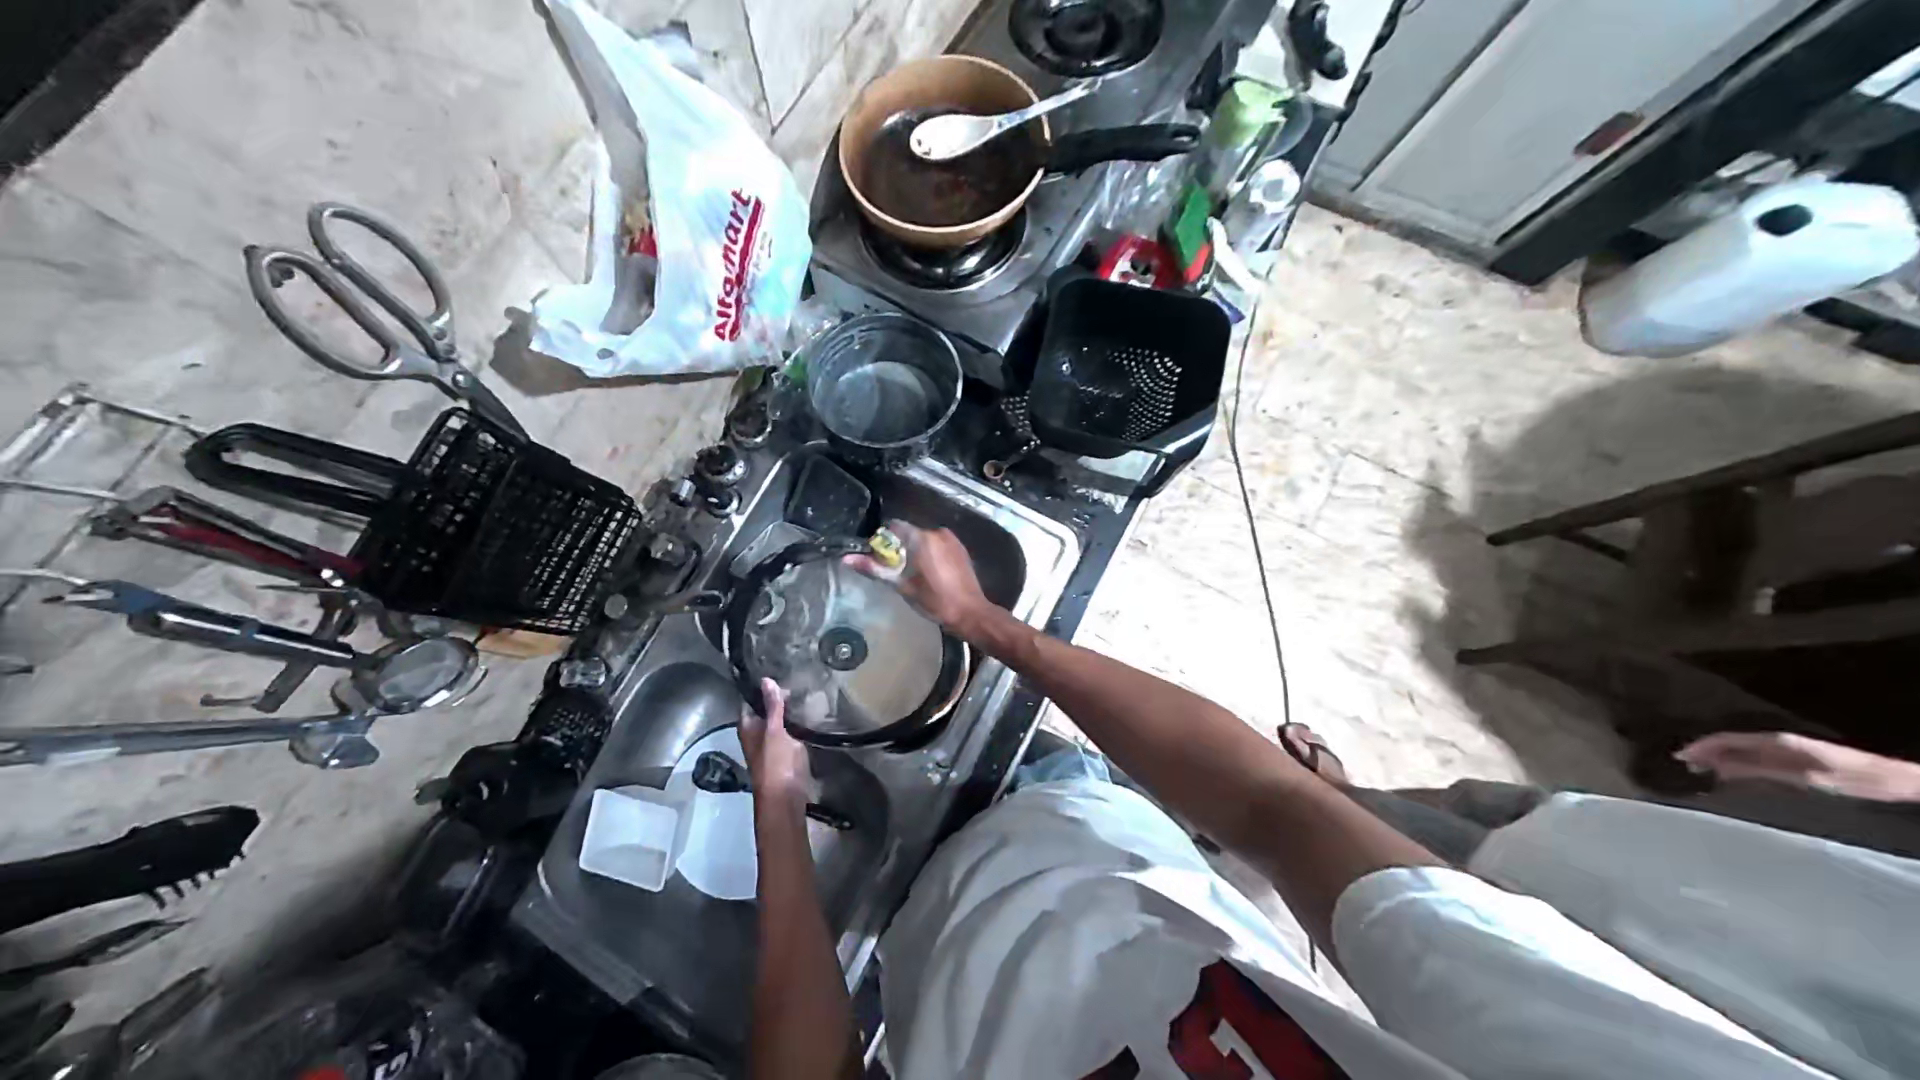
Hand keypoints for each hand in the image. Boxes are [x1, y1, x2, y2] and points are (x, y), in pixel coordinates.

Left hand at [740, 678, 811, 804]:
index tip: (778, 669)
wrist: (785, 797)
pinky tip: (812, 710)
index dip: (763, 686)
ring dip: (791, 708)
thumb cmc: (775, 763)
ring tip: (808, 688)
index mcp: (748, 726)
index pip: (751, 699)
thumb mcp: (773, 730)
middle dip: (780, 696)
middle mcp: (757, 732)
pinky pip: (792, 729)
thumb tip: (765, 679)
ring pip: (780, 718)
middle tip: (799, 677)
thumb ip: (772, 706)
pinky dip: (799, 721)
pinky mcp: (787, 750)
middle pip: (766, 708)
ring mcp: (772, 741)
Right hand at [844, 521, 994, 634]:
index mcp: (923, 538)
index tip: (881, 557)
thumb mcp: (902, 586)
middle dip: (900, 548)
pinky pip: (937, 545)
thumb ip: (875, 569)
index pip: (894, 527)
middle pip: (909, 533)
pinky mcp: (960, 548)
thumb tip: (847, 559)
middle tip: (895, 570)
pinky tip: (930, 573)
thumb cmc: (934, 601)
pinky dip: (930, 554)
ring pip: (924, 539)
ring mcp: (951, 539)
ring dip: (915, 551)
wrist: (970, 612)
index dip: (884, 540)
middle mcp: (937, 532)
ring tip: (913, 574)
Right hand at [1675, 731, 1919, 802]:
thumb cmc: (1850, 780)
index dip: (1701, 746)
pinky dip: (1737, 764)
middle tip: (1686, 766)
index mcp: (1774, 741)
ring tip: (1704, 771)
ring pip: (1742, 750)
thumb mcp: (1804, 778)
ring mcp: (1786, 750)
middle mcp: (1776, 742)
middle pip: (1731, 743)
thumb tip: (1715, 765)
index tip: (1680, 756)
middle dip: (1706, 752)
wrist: (1895, 781)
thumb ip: (1758, 770)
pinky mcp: (1795, 760)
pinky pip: (1755, 758)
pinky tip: (1733, 775)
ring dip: (1720, 759)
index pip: (1726, 739)